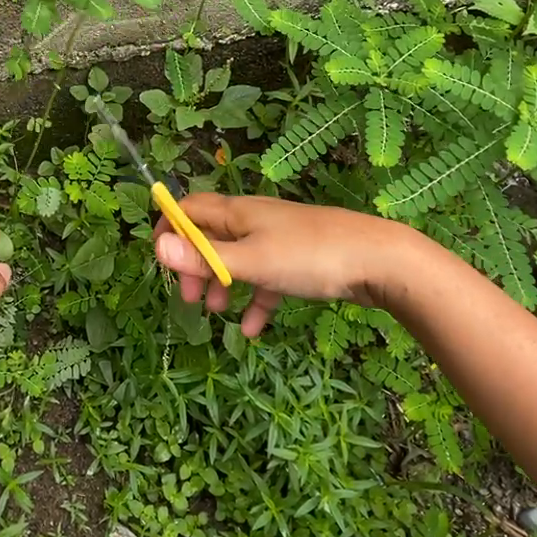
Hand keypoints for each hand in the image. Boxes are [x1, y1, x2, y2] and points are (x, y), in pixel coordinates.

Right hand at [153, 193, 428, 335]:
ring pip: (237, 257)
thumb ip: (204, 259)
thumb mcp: (251, 262)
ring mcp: (278, 240)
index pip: (189, 208)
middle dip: (194, 264)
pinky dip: (255, 298)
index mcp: (237, 212)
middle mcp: (253, 220)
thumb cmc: (310, 256)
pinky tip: (253, 328)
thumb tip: (155, 247)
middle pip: (210, 234)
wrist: (381, 260)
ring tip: (216, 313)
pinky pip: (266, 276)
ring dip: (221, 283)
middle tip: (190, 299)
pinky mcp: (299, 261)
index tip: (161, 262)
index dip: (169, 228)